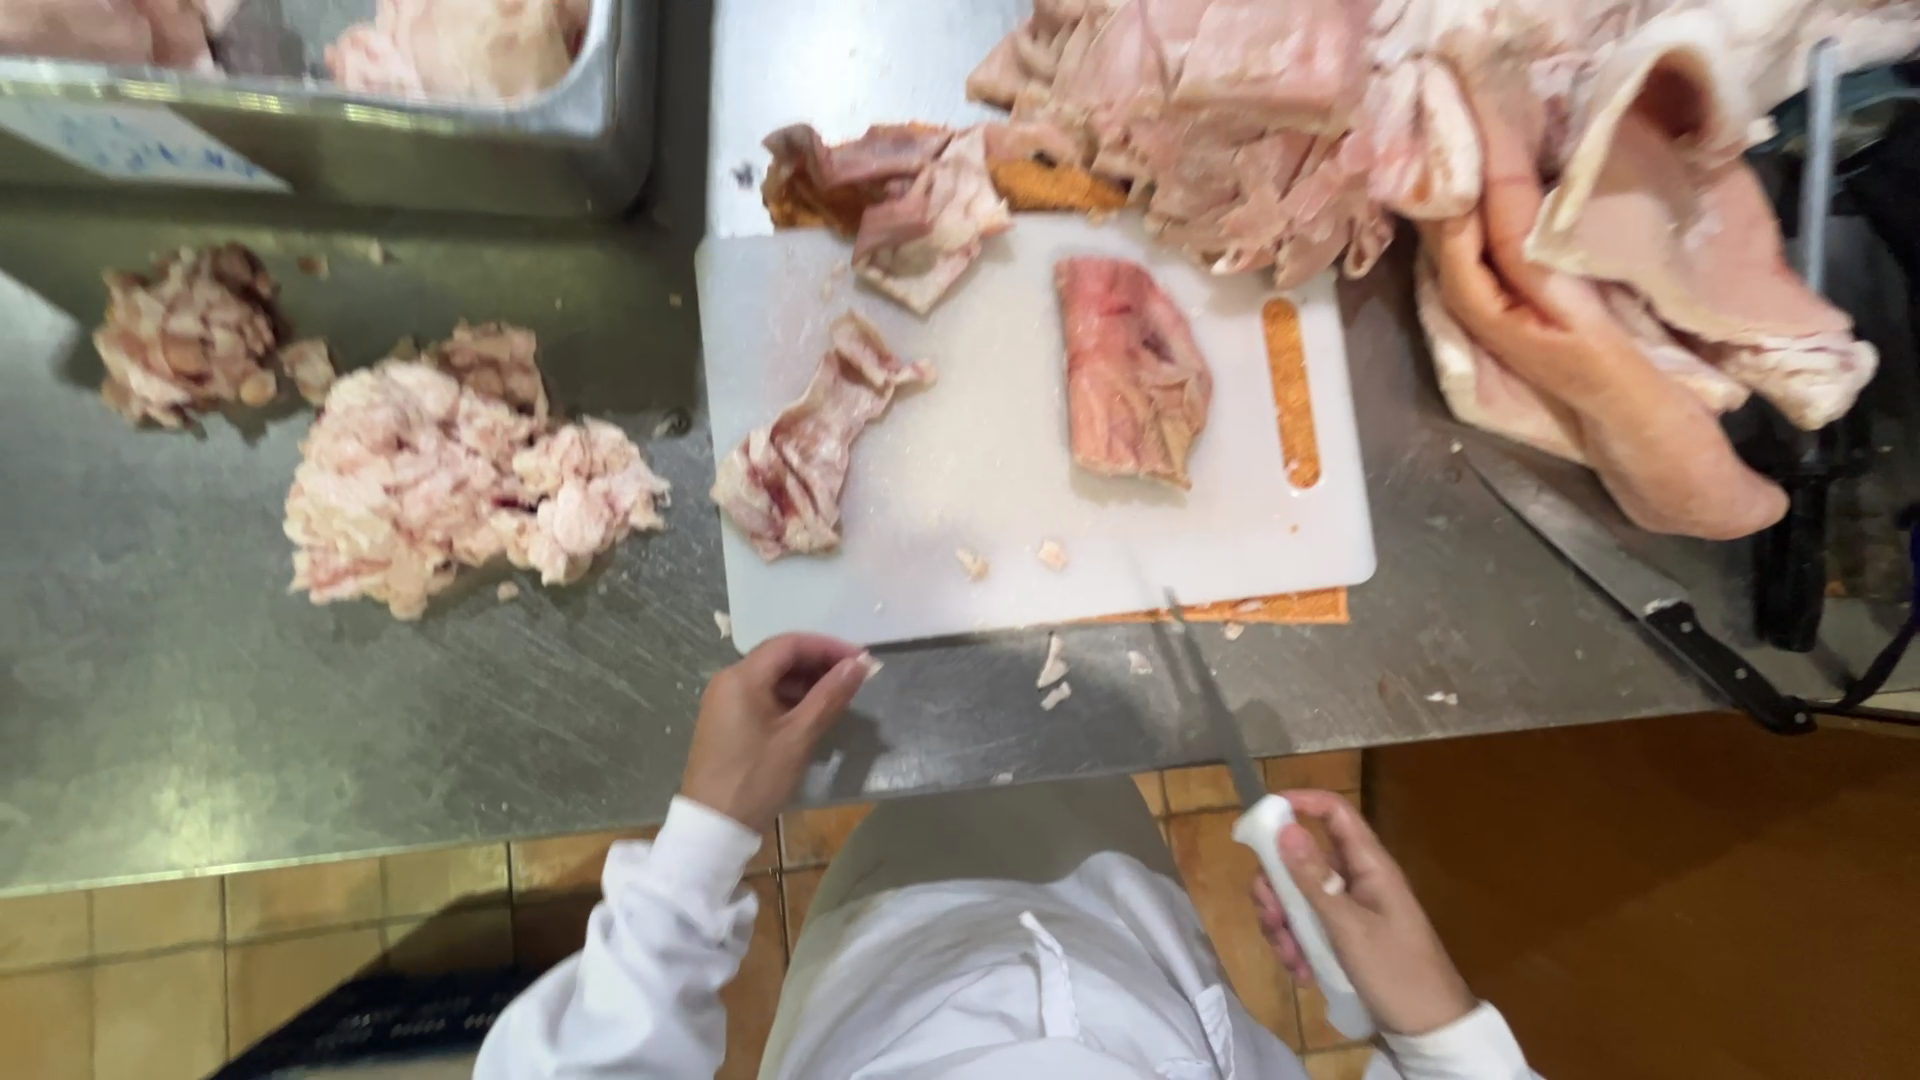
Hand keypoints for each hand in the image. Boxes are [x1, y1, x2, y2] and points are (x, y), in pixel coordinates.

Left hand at [680, 633, 873, 833]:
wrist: (713, 827)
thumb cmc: (757, 778)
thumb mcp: (799, 736)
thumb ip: (831, 695)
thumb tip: (859, 664)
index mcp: (742, 678)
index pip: (790, 644)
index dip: (828, 646)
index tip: (859, 659)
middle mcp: (729, 680)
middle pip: (780, 657)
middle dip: (819, 662)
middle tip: (853, 676)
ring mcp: (725, 701)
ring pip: (773, 677)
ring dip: (807, 681)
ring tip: (839, 695)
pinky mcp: (726, 720)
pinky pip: (763, 695)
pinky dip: (791, 697)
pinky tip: (812, 713)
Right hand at [1250, 790, 1475, 1036]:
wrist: (1431, 1034)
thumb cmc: (1398, 973)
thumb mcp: (1350, 928)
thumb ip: (1314, 879)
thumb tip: (1284, 828)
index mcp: (1368, 866)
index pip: (1334, 812)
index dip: (1301, 802)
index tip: (1262, 814)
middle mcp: (1354, 878)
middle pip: (1301, 856)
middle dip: (1275, 884)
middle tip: (1269, 912)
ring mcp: (1347, 906)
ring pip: (1295, 892)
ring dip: (1282, 920)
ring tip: (1287, 953)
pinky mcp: (1340, 933)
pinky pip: (1304, 923)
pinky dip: (1294, 942)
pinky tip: (1300, 969)